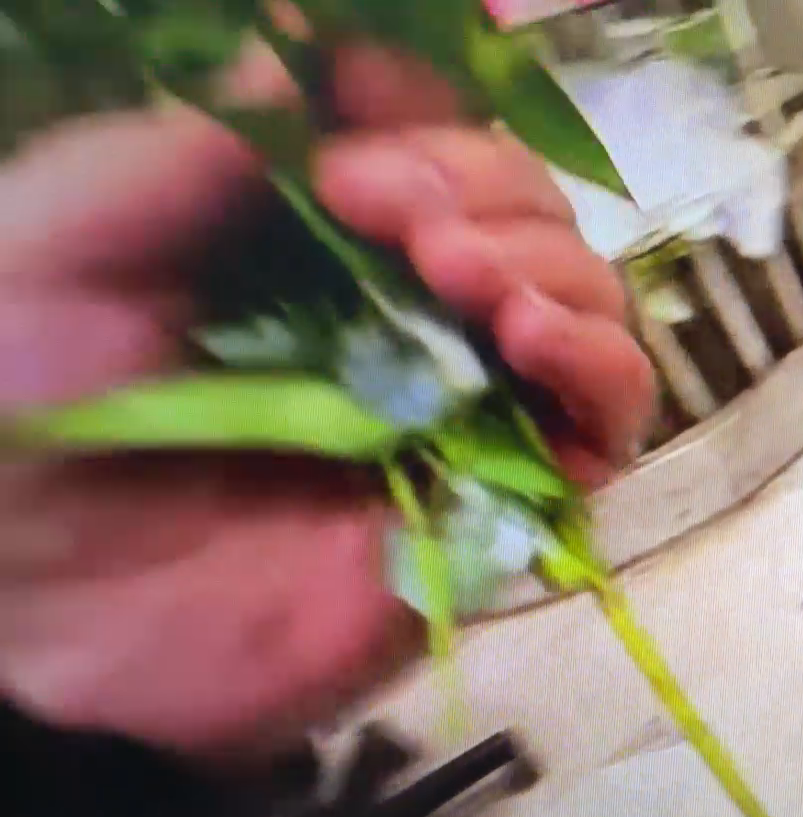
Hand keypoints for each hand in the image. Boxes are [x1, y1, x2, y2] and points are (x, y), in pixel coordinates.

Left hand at [0, 43, 653, 765]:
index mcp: (342, 248)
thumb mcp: (55, 263)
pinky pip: (619, 411)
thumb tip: (299, 62)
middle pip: (541, 220)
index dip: (436, 114)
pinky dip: (603, 364)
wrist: (84, 643)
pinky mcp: (537, 484)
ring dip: (558, 274)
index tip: (362, 116)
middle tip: (406, 226)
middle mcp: (438, 314)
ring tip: (475, 290)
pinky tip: (539, 344)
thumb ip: (168, 159)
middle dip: (494, 196)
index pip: (446, 150)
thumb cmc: (41, 447)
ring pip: (598, 305)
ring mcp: (498, 401)